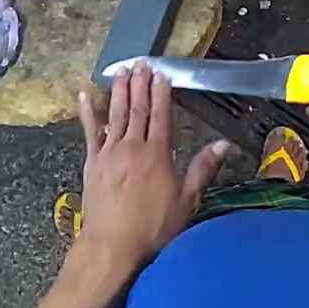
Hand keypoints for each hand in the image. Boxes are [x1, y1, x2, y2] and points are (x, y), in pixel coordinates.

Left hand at [70, 65, 228, 286]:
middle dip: (141, 85)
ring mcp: (109, 151)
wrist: (112, 244)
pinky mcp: (92, 160)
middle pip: (138, 109)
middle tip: (142, 63)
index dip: (162, 94)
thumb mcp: (186, 201)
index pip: (162, 116)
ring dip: (120, 90)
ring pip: (115, 113)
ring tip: (122, 70)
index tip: (163, 75)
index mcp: (157, 154)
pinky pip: (89, 130)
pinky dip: (88, 111)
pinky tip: (85, 94)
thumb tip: (223, 145)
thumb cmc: (154, 227)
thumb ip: (202, 169)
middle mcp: (132, 146)